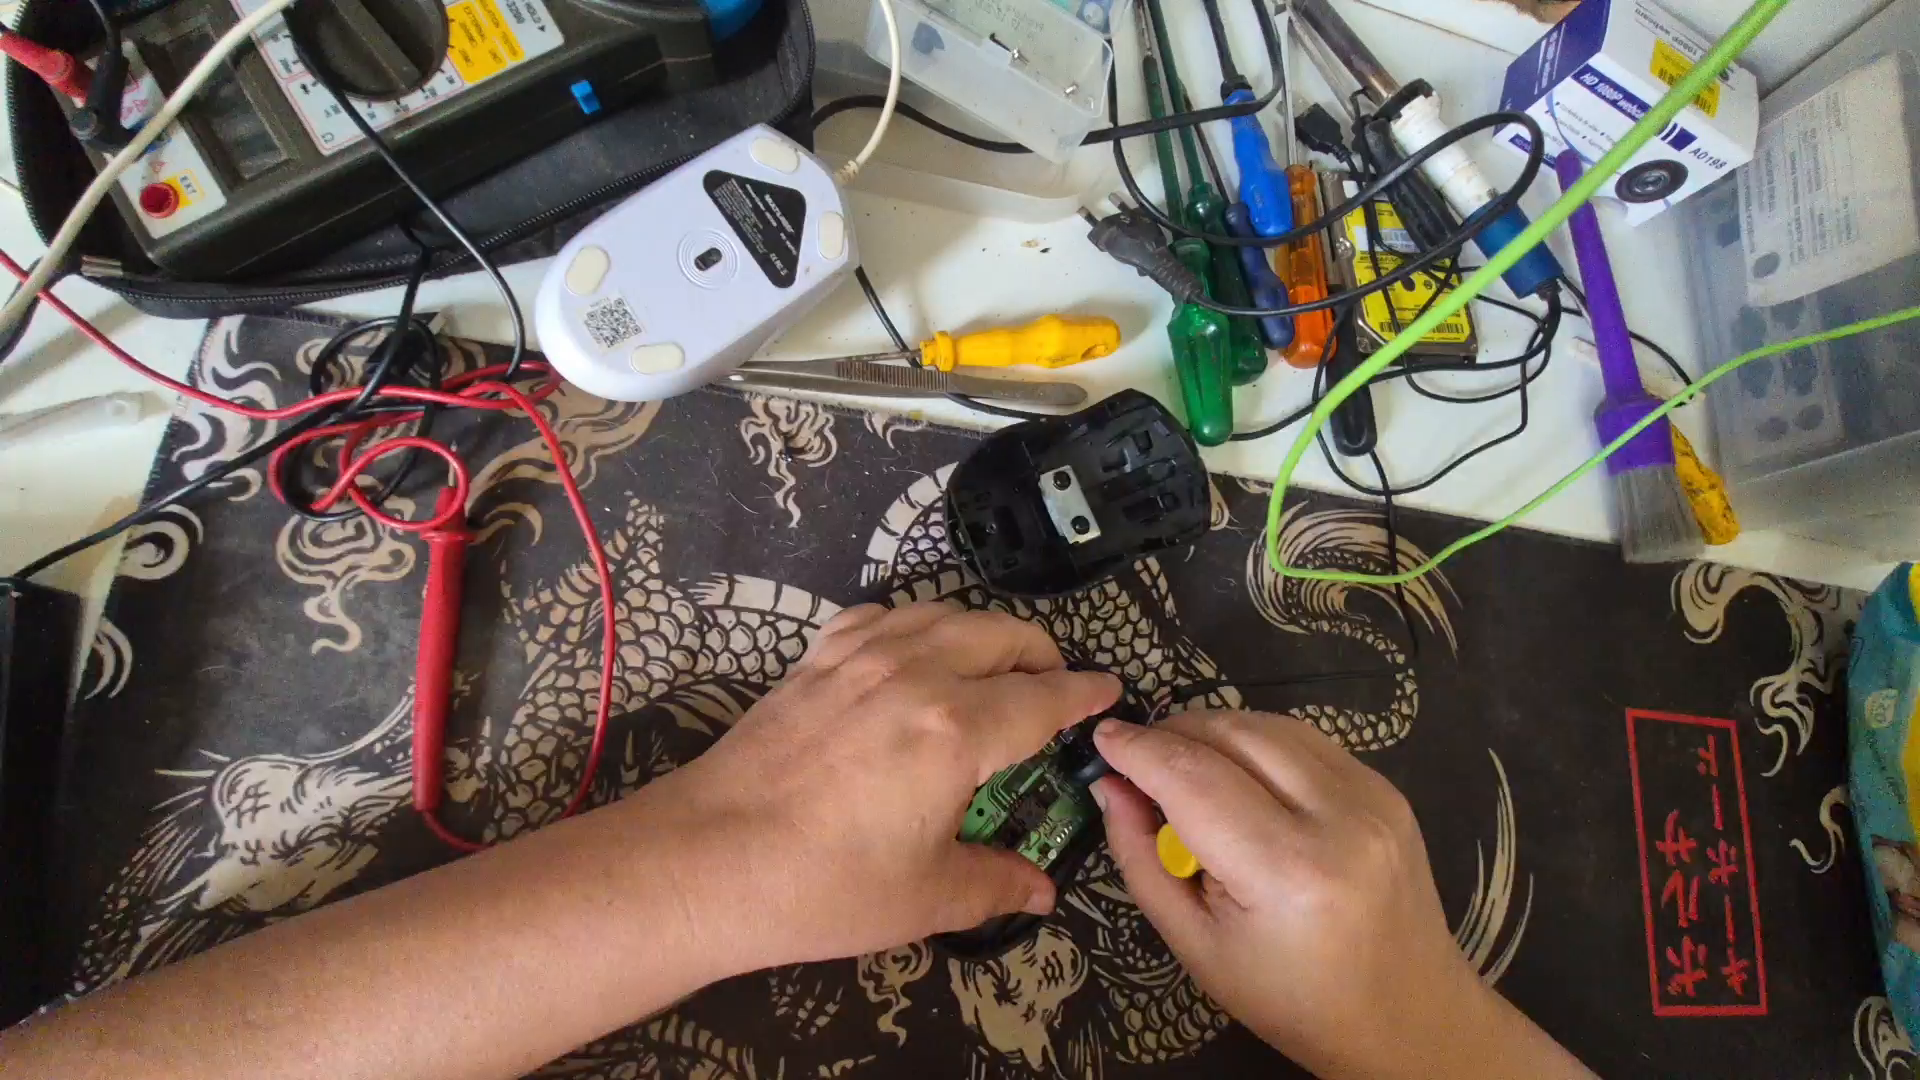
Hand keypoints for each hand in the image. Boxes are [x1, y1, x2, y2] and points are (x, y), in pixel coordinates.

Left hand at [633, 602, 1119, 975]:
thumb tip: (1043, 890)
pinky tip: (913, 647)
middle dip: (1042, 654)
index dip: (1084, 693)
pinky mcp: (819, 655)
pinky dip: (916, 622)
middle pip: (1003, 635)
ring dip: (985, 631)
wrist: (705, 858)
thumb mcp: (924, 896)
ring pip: (947, 612)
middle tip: (1053, 685)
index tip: (1108, 688)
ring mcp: (864, 655)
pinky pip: (883, 614)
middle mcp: (918, 673)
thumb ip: (996, 884)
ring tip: (993, 662)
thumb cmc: (822, 885)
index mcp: (958, 730)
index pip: (1043, 698)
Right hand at [1092, 711, 1591, 1079]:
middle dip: (1170, 732)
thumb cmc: (1291, 997)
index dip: (1139, 749)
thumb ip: (1139, 856)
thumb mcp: (1194, 944)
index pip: (1194, 779)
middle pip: (1230, 733)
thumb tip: (1108, 784)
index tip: (1102, 736)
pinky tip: (1235, 770)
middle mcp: (1339, 819)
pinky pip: (1297, 737)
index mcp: (1289, 872)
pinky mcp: (1383, 785)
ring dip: (1208, 729)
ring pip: (1263, 723)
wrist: (1414, 1021)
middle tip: (1136, 755)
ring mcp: (1371, 795)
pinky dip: (1250, 739)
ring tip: (1180, 761)